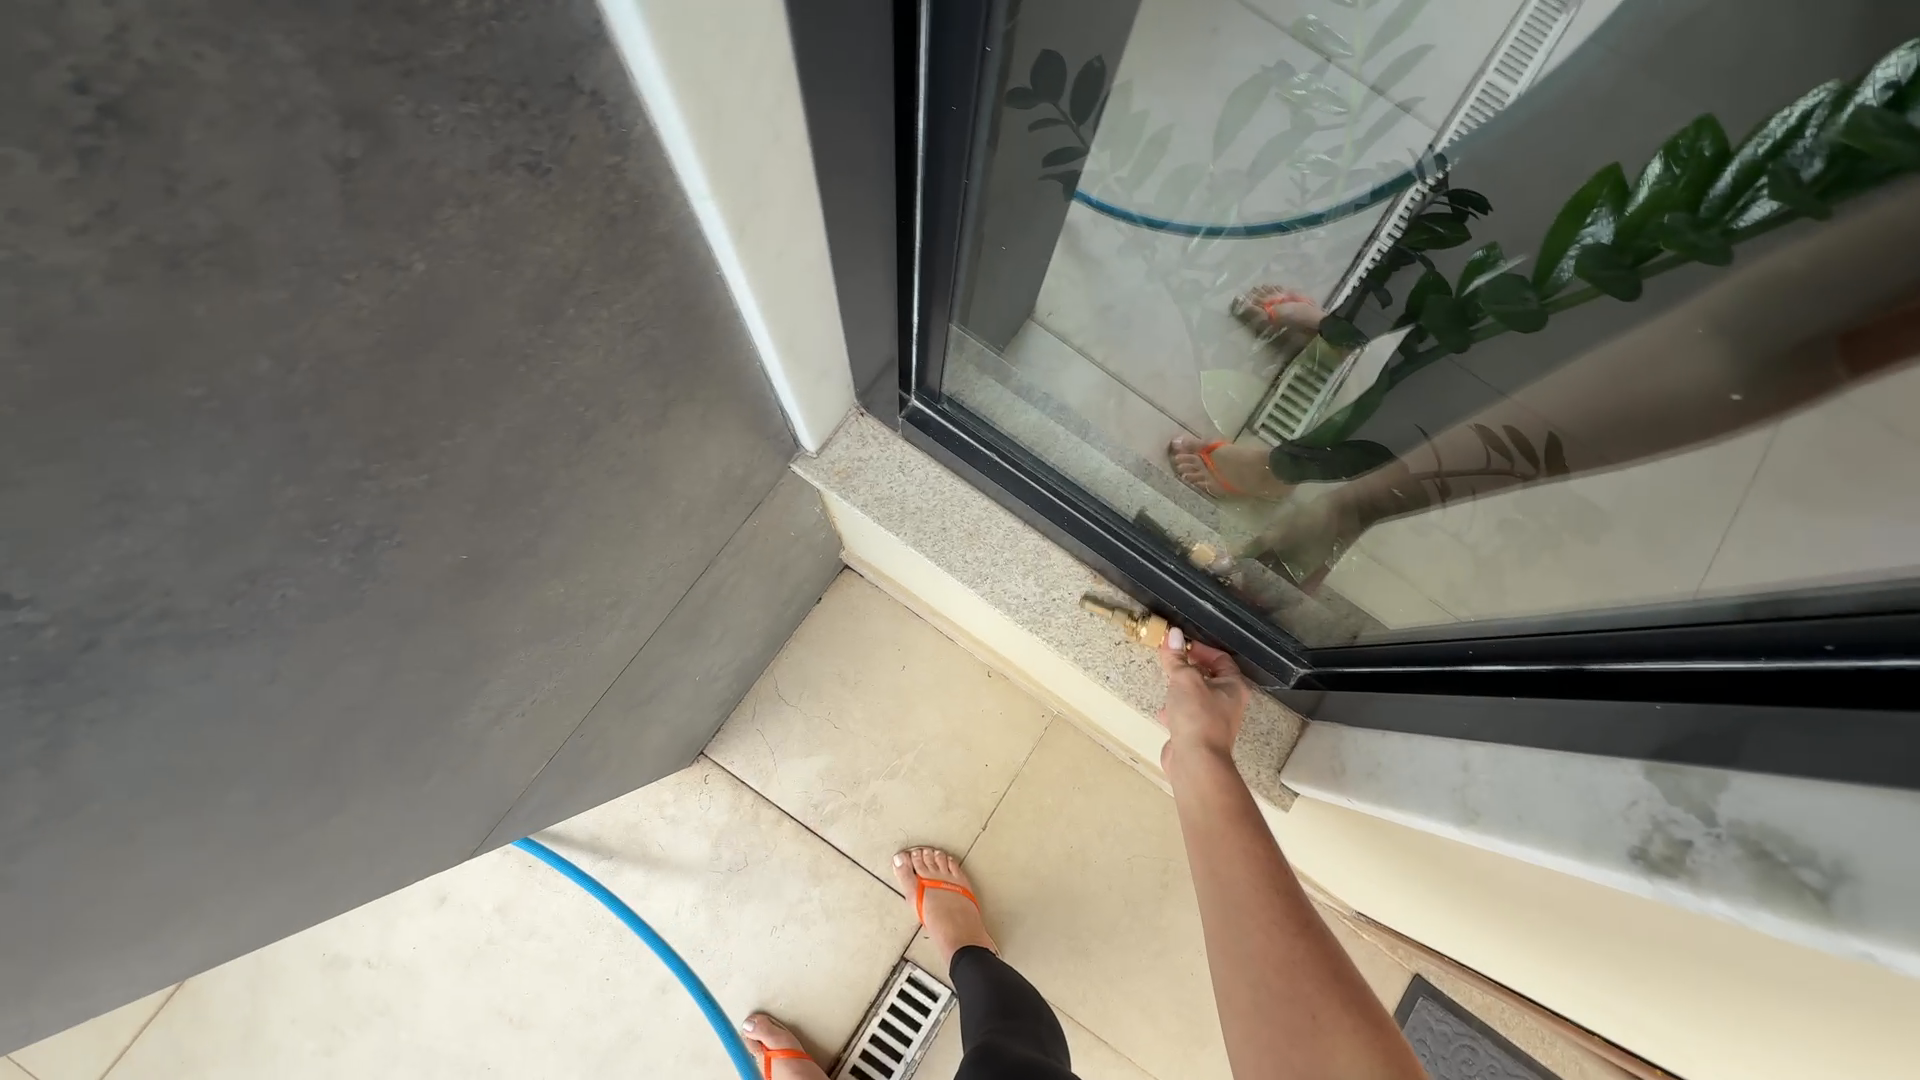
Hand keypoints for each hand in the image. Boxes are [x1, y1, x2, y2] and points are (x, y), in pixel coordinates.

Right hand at [1155, 627, 1249, 773]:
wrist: (1196, 762)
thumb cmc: (1197, 717)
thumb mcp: (1184, 679)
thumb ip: (1177, 658)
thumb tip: (1173, 634)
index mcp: (1233, 687)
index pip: (1220, 659)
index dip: (1200, 649)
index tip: (1180, 646)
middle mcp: (1229, 703)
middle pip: (1208, 677)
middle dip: (1187, 670)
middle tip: (1170, 663)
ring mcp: (1214, 721)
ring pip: (1196, 697)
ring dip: (1180, 691)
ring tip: (1166, 687)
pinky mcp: (1199, 735)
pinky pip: (1187, 716)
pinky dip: (1176, 712)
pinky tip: (1164, 714)